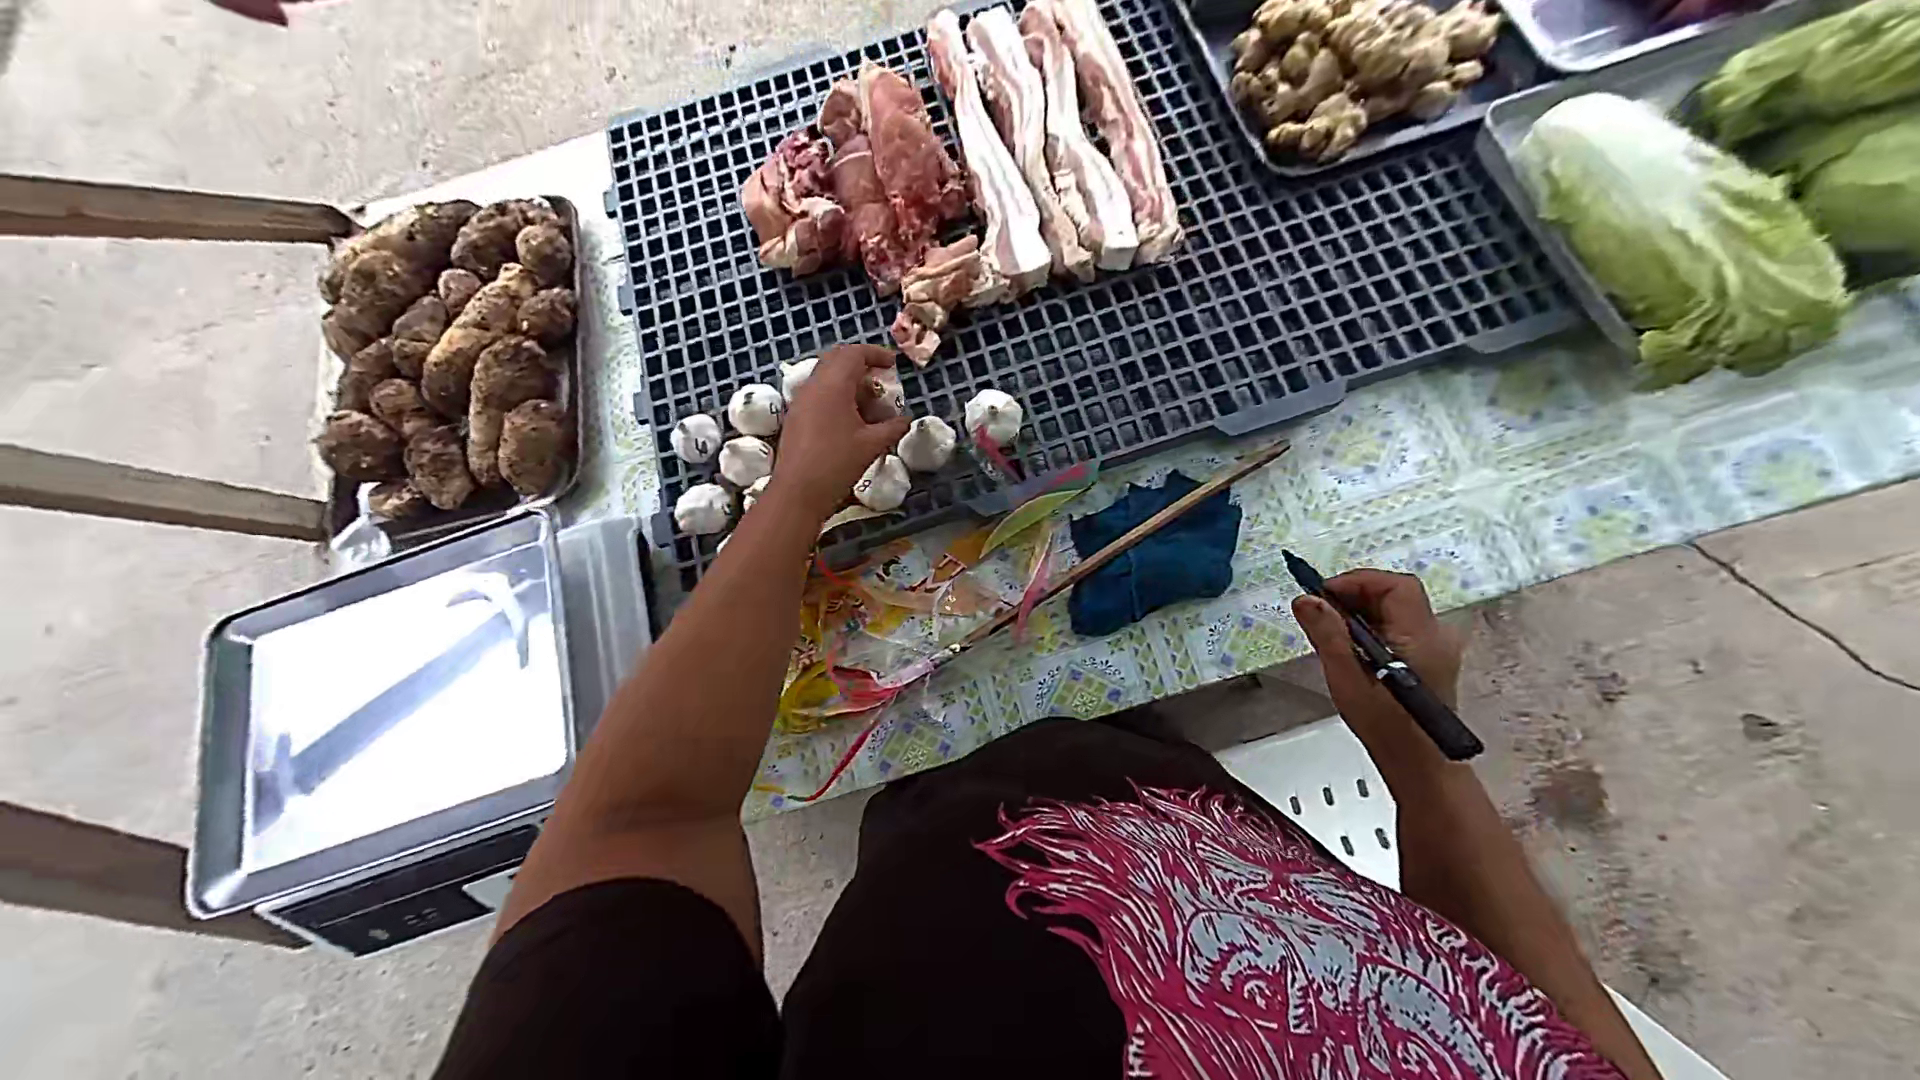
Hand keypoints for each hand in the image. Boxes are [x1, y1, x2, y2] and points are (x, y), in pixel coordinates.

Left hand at [769, 344, 910, 522]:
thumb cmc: (837, 464)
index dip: (876, 354)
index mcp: (832, 385)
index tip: (892, 364)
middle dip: (861, 365)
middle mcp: (813, 386)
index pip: (854, 354)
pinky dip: (837, 397)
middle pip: (837, 360)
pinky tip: (850, 420)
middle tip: (880, 380)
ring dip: (849, 383)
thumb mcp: (872, 445)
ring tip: (869, 404)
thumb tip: (905, 420)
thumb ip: (893, 427)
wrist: (797, 492)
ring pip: (826, 377)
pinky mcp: (796, 418)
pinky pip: (818, 395)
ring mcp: (801, 402)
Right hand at [1291, 569, 1464, 752]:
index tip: (1324, 594)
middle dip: (1354, 594)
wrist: (1419, 763)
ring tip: (1331, 631)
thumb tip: (1306, 599)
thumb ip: (1327, 634)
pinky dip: (1369, 625)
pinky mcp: (1427, 656)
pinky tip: (1349, 646)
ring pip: (1393, 608)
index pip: (1396, 586)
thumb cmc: (1384, 725)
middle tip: (1321, 611)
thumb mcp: (1346, 678)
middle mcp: (1434, 635)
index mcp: (1419, 637)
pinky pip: (1396, 625)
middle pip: (1394, 593)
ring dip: (1359, 610)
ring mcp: (1433, 646)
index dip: (1358, 581)